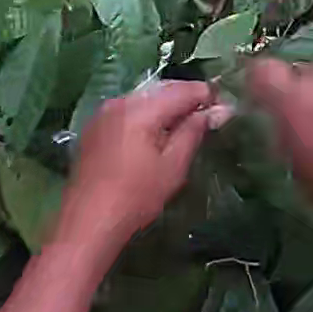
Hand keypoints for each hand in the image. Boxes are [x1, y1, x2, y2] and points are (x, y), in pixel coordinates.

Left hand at [60, 80, 225, 245]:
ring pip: (145, 97)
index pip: (183, 90)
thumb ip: (194, 131)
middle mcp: (121, 102)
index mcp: (141, 109)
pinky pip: (129, 108)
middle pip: (163, 88)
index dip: (207, 94)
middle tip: (210, 114)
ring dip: (168, 105)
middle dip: (187, 97)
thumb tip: (218, 109)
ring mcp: (104, 112)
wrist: (86, 223)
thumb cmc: (135, 196)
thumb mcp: (173, 166)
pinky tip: (157, 132)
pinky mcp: (95, 126)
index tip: (225, 105)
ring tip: (187, 124)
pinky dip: (148, 113)